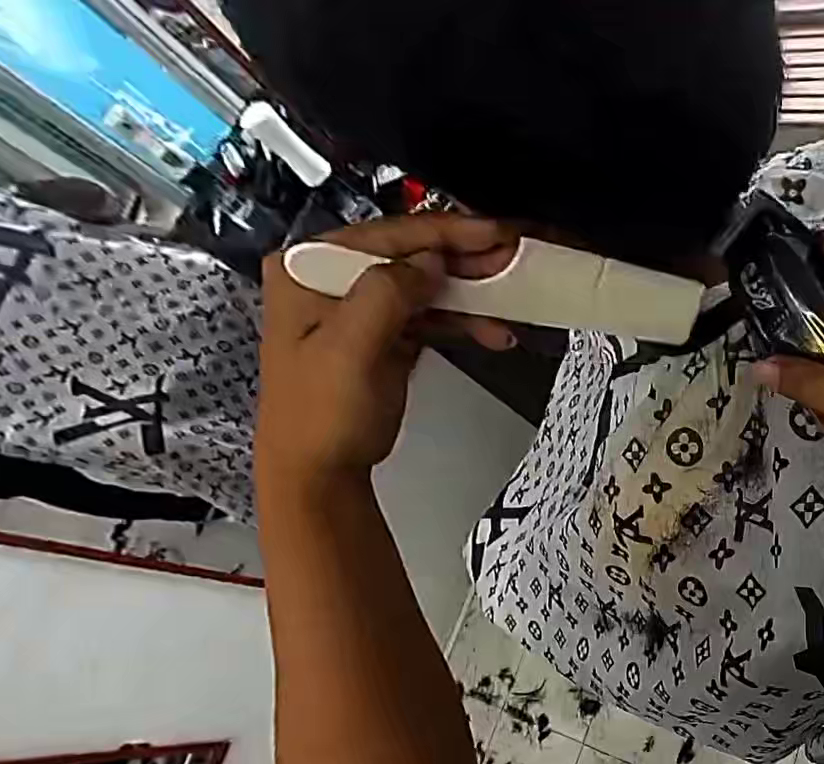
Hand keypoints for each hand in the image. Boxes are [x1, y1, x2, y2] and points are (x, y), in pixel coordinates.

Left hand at [254, 214, 516, 502]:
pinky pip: (432, 317)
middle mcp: (334, 280)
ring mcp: (363, 309)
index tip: (496, 234)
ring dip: (471, 296)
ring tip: (512, 303)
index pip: (388, 237)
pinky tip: (493, 332)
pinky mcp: (387, 336)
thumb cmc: (323, 414)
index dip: (447, 234)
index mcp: (310, 270)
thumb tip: (429, 263)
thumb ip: (387, 296)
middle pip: (411, 257)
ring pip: (428, 288)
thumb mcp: (350, 350)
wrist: (320, 469)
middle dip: (466, 261)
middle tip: (514, 260)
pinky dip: (463, 323)